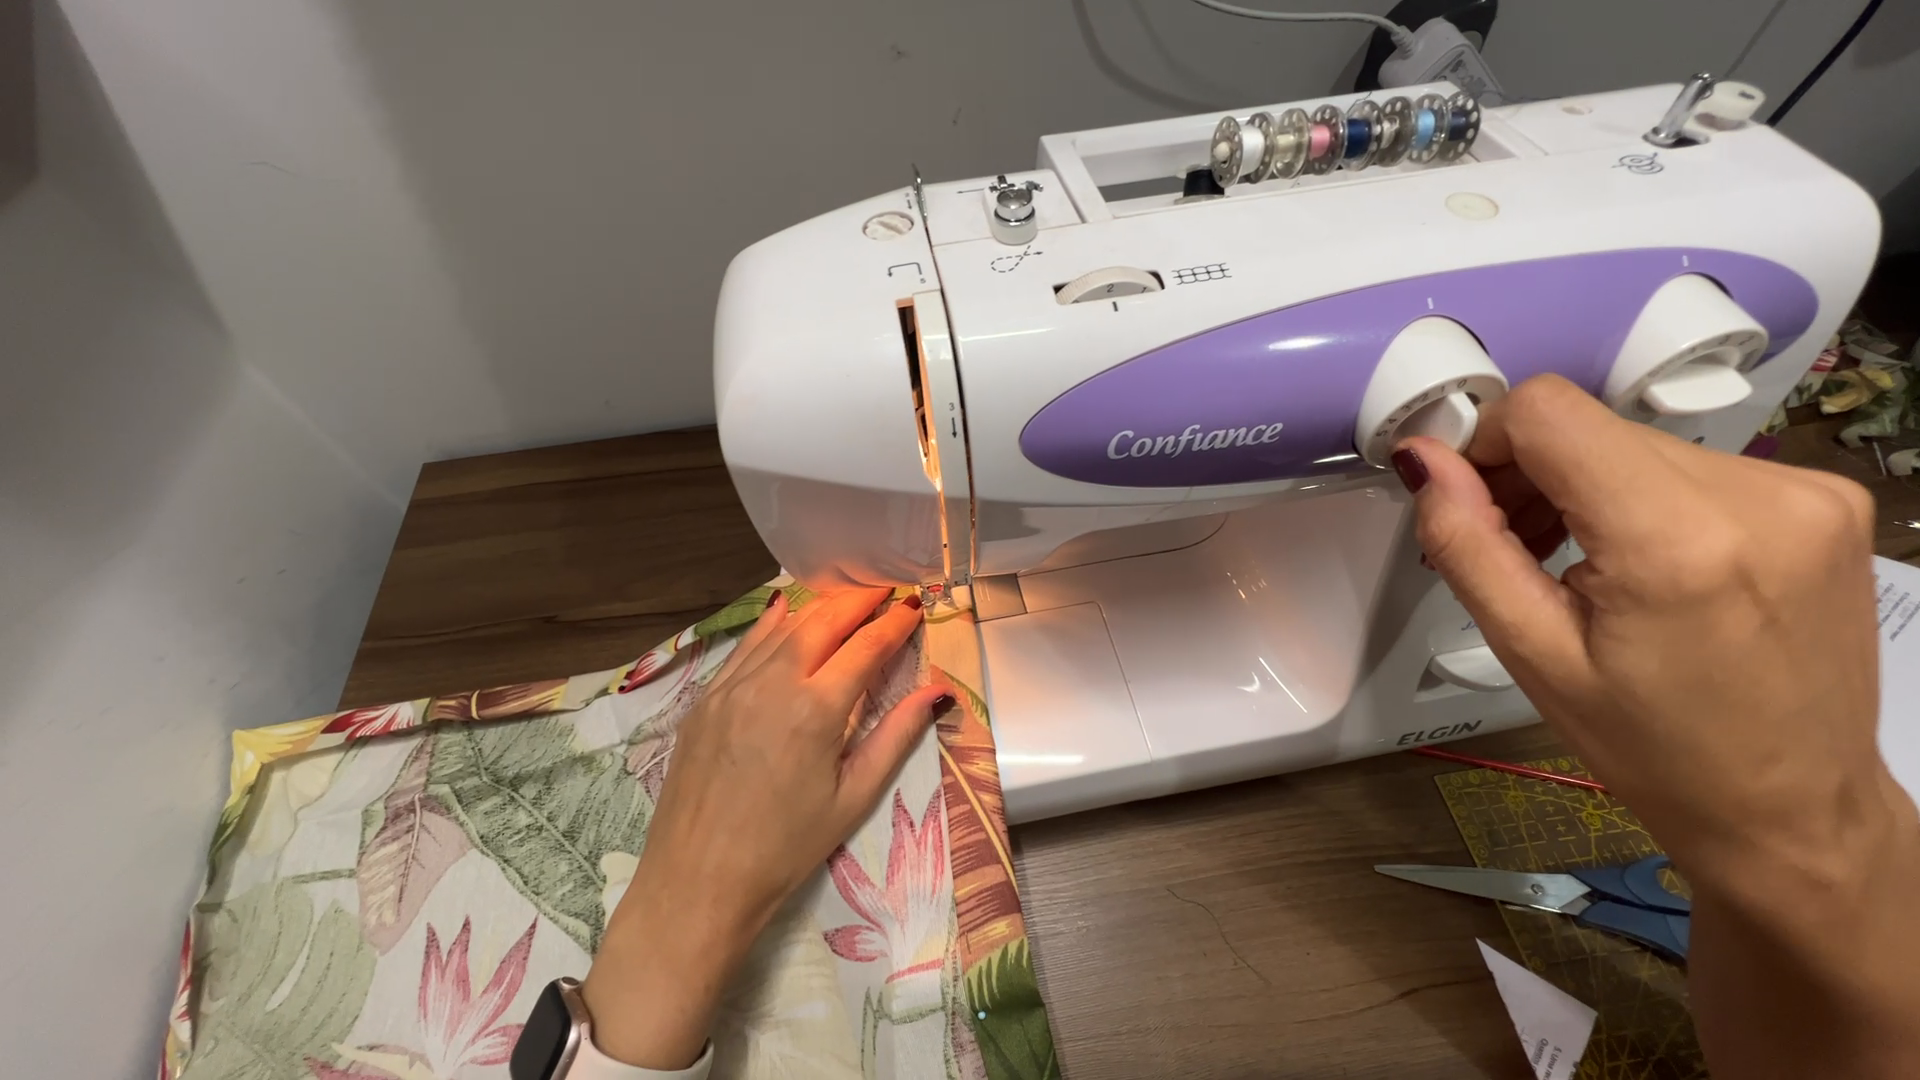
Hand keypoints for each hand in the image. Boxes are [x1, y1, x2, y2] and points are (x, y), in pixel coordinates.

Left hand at [581, 587, 952, 1069]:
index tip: (913, 605)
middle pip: (824, 621)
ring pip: (783, 625)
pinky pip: (746, 645)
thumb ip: (896, 736)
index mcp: (817, 709)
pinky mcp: (706, 697)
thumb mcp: (853, 798)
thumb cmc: (786, 848)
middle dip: (858, 599)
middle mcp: (773, 682)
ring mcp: (733, 685)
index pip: (866, 647)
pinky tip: (786, 610)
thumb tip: (938, 691)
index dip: (894, 623)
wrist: (697, 881)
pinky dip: (773, 622)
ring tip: (845, 594)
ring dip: (819, 605)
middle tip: (883, 586)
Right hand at [1396, 374, 1919, 1077]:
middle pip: (1585, 418)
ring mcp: (1799, 490)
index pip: (1547, 411)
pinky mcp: (1816, 496)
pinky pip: (1682, 459)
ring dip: (1573, 481)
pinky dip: (1628, 491)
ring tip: (1562, 559)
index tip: (1459, 489)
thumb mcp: (1523, 648)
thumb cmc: (1644, 743)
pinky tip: (1623, 560)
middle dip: (1521, 465)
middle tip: (1501, 536)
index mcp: (1669, 537)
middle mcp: (1750, 494)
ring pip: (1632, 435)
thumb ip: (1465, 539)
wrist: (1786, 805)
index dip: (1480, 438)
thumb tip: (1416, 461)